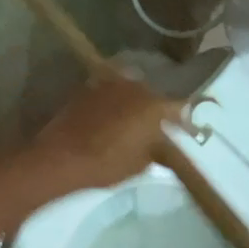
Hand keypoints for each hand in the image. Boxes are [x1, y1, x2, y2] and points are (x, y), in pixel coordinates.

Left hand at [31, 76, 178, 191]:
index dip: (183, 120)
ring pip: (131, 89)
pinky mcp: (89, 86)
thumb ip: (156, 150)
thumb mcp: (140, 164)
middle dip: (157, 109)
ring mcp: (109, 83)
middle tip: (158, 127)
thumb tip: (162, 145)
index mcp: (152, 106)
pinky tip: (111, 114)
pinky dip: (114, 99)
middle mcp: (134, 87)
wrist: (63, 155)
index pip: (178, 108)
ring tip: (133, 120)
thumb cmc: (107, 163)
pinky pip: (110, 89)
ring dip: (134, 101)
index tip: (185, 131)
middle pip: (153, 95)